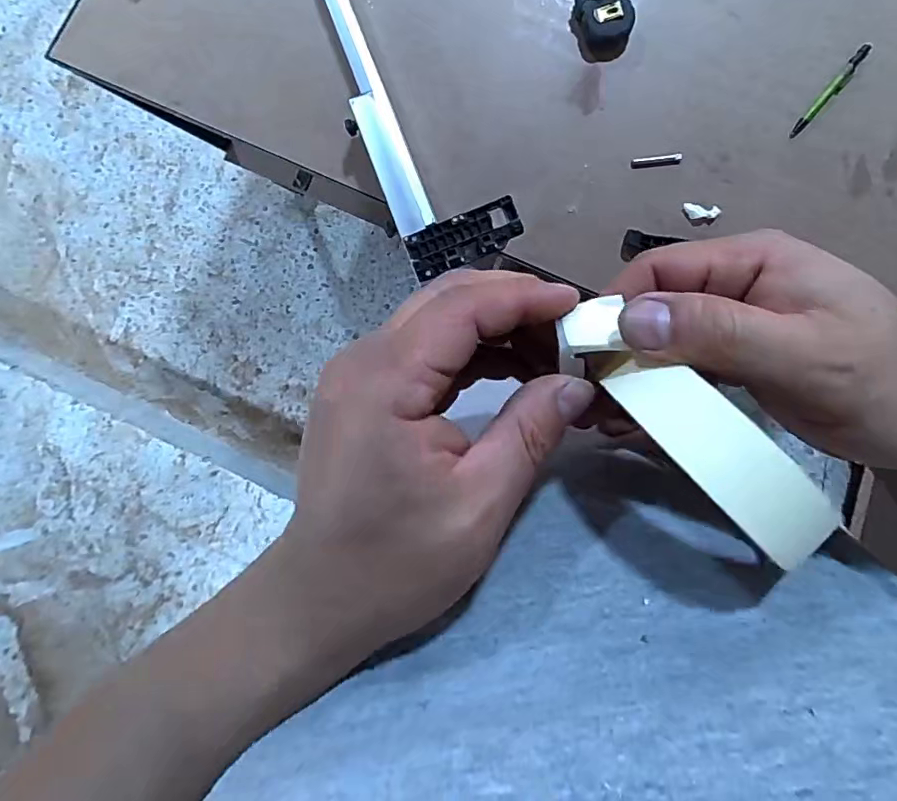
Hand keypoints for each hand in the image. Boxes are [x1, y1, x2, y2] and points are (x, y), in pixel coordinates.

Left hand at [272, 270, 595, 657]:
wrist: (320, 599)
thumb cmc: (396, 563)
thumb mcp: (479, 505)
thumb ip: (529, 432)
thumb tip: (576, 384)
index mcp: (385, 380)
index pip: (461, 307)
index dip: (522, 297)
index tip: (575, 303)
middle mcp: (363, 358)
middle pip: (445, 299)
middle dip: (511, 302)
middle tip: (568, 326)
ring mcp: (357, 370)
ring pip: (435, 317)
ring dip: (493, 323)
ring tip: (547, 352)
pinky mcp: (362, 387)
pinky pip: (423, 347)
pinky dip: (469, 348)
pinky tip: (509, 369)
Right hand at [603, 230, 896, 473]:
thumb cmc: (888, 382)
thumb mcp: (803, 354)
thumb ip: (717, 331)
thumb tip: (630, 316)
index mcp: (755, 260)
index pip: (665, 268)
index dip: (620, 304)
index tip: (588, 354)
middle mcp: (741, 285)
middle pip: (661, 305)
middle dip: (622, 348)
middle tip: (591, 399)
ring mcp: (742, 326)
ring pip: (670, 342)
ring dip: (638, 375)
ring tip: (607, 418)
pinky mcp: (745, 363)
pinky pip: (690, 370)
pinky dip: (664, 392)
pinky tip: (642, 422)